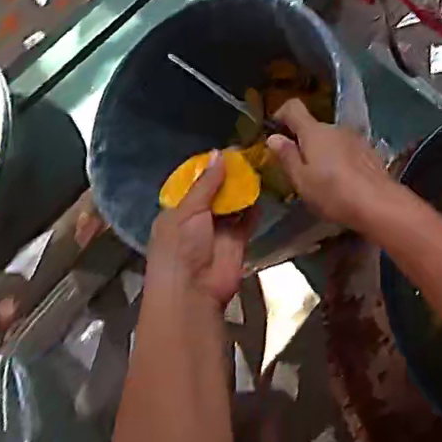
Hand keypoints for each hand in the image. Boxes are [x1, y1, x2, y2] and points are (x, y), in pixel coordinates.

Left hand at [147, 151, 252, 305]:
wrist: (193, 291)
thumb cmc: (180, 247)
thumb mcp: (188, 211)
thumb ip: (206, 183)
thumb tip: (219, 153)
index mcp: (177, 211)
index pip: (193, 184)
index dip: (209, 168)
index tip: (228, 150)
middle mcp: (197, 218)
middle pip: (215, 192)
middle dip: (229, 176)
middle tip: (248, 154)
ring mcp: (217, 230)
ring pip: (233, 204)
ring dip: (243, 189)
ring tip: (259, 166)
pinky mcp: (237, 241)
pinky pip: (247, 220)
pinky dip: (254, 208)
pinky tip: (264, 189)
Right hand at [266, 100, 406, 234]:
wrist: (379, 203)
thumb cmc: (333, 192)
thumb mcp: (301, 179)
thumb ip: (287, 156)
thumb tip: (273, 137)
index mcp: (314, 131)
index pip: (293, 107)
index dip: (281, 113)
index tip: (274, 130)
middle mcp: (335, 128)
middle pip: (313, 127)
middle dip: (303, 143)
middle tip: (297, 169)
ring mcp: (355, 138)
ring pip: (331, 139)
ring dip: (323, 152)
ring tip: (320, 179)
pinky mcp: (369, 152)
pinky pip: (346, 149)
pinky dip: (339, 159)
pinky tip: (341, 182)